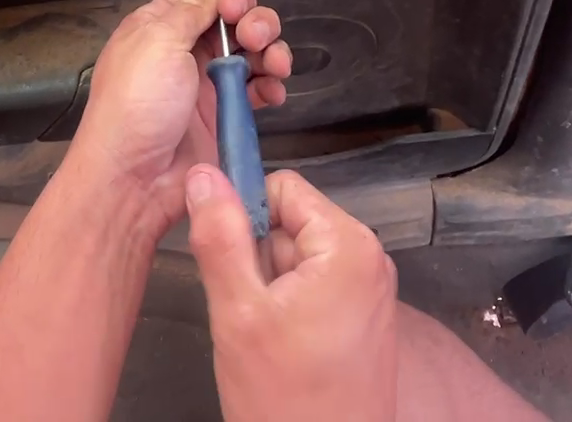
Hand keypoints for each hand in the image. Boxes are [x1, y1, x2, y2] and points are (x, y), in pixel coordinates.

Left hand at [66, 0, 291, 229]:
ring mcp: (207, 82)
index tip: (237, 8)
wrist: (134, 180)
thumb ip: (192, 6)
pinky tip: (274, 92)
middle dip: (256, 21)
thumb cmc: (135, 106)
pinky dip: (272, 86)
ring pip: (253, 52)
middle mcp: (186, 49)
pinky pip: (258, 90)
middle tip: (254, 37)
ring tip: (275, 65)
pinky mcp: (225, 113)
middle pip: (236, 19)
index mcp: (162, 26)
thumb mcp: (158, 42)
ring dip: (272, 51)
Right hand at [186, 166, 399, 421]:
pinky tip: (280, 347)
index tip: (231, 259)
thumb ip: (219, 236)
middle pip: (289, 222)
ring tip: (264, 335)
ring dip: (269, 285)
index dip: (247, 216)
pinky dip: (287, 306)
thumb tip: (203, 172)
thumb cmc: (286, 399)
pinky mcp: (362, 318)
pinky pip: (312, 285)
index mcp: (348, 243)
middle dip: (259, 257)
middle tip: (249, 310)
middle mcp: (368, 257)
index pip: (282, 188)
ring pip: (295, 256)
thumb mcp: (238, 311)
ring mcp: (368, 289)